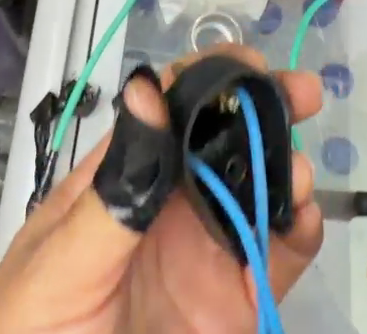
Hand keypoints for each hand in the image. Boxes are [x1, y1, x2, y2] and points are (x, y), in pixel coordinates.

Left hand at [0, 46, 323, 333]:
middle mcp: (164, 209)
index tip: (246, 63)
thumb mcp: (63, 259)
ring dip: (284, 166)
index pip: (162, 114)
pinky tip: (303, 216)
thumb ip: (115, 185)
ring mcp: (201, 254)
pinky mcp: (233, 303)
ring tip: (297, 169)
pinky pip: (276, 257)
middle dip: (260, 109)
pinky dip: (300, 230)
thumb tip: (146, 87)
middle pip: (218, 142)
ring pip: (254, 190)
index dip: (203, 79)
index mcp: (116, 183)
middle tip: (300, 92)